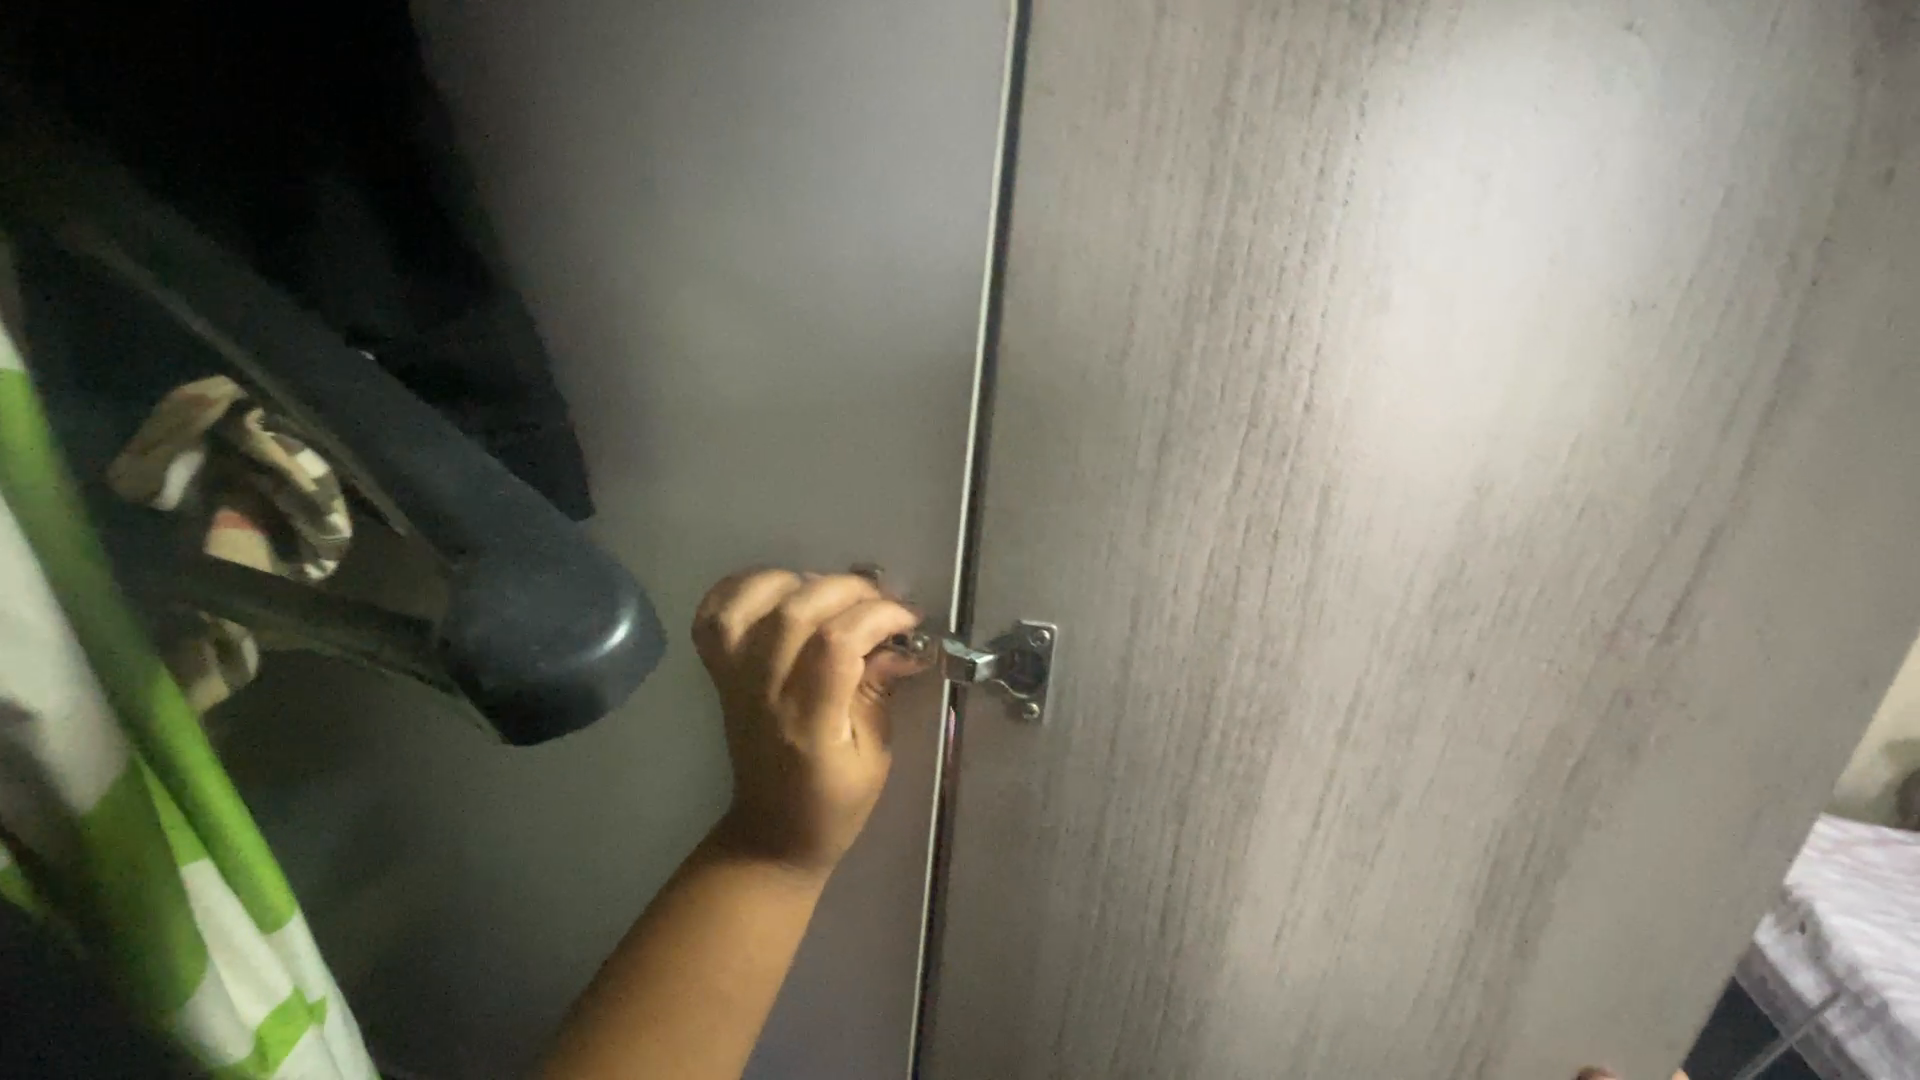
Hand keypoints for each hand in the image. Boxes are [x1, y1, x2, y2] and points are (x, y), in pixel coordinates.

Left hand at [692, 569, 923, 876]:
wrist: (771, 833)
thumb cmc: (833, 804)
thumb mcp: (875, 756)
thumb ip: (880, 692)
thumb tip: (901, 643)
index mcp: (808, 722)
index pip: (835, 643)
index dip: (877, 616)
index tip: (908, 620)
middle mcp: (764, 692)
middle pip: (794, 612)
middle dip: (848, 590)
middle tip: (880, 601)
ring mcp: (734, 679)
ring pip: (747, 605)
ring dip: (794, 582)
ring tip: (829, 594)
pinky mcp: (720, 674)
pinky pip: (713, 615)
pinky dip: (742, 588)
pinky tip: (779, 590)